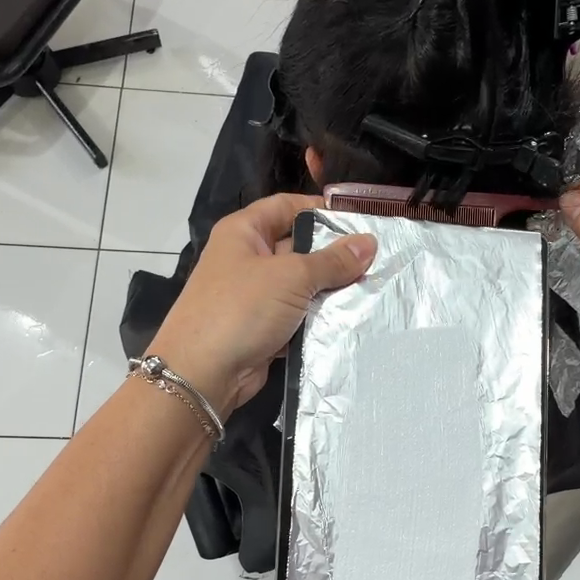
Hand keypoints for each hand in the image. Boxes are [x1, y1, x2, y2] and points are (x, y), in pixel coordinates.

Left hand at [147, 193, 375, 417]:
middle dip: (334, 254)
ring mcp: (254, 296)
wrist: (202, 373)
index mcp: (244, 232)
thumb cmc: (242, 309)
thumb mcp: (291, 277)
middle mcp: (247, 259)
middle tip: (377, 260)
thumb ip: (333, 261)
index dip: (321, 210)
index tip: (360, 221)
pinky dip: (318, 319)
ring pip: (301, 285)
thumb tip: (369, 243)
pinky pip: (298, 316)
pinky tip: (351, 321)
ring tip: (372, 290)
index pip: (287, 206)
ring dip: (330, 290)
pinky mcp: (263, 328)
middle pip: (298, 246)